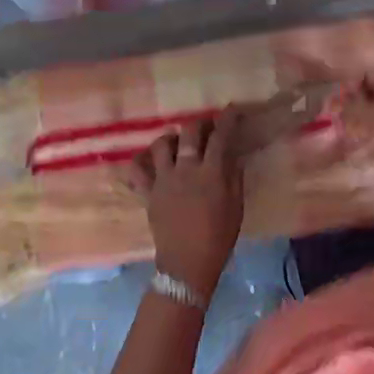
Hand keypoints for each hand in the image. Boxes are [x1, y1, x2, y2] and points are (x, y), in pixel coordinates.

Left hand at [128, 111, 247, 296]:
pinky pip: (137, 170)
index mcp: (211, 173)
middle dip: (199, 124)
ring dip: (171, 138)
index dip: (227, 119)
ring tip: (178, 142)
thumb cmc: (218, 237)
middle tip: (206, 127)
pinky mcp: (148, 192)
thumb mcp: (236, 207)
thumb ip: (234, 178)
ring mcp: (163, 179)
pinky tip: (150, 160)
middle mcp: (185, 169)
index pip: (220, 137)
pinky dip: (141, 161)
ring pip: (161, 144)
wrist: (187, 263)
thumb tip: (233, 156)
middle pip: (189, 132)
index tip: (232, 110)